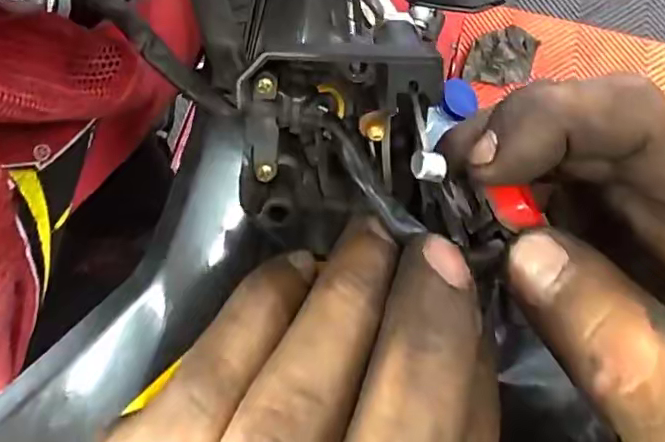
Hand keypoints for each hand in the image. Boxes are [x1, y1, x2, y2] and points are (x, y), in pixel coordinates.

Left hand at [107, 220, 498, 441]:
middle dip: (398, 312)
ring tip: (365, 244)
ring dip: (331, 298)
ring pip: (280, 388)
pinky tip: (286, 274)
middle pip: (352, 414)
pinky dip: (251, 313)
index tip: (453, 272)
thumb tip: (465, 359)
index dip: (445, 350)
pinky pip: (199, 380)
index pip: (422, 440)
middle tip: (417, 242)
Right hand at [441, 74, 664, 441]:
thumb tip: (522, 251)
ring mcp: (660, 209)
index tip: (483, 164)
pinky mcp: (628, 231)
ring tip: (454, 192)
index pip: (640, 119)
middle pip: (595, 120)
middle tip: (446, 175)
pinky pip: (561, 185)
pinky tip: (483, 216)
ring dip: (506, 158)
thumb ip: (625, 357)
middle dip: (514, 134)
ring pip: (570, 144)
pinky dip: (513, 192)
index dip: (555, 117)